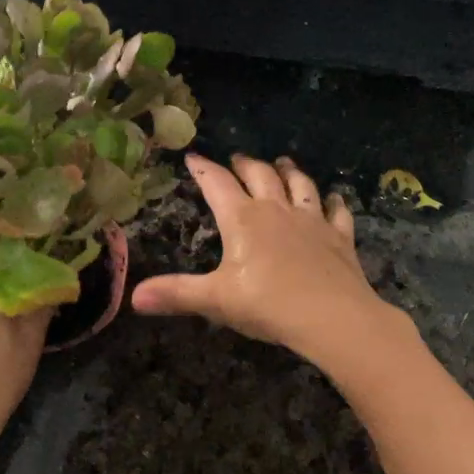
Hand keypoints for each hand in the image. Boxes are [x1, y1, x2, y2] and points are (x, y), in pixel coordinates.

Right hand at [131, 154, 410, 367]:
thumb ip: (177, 294)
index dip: (203, 169)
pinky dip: (334, 203)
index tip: (193, 157)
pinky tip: (335, 199)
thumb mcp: (216, 300)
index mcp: (243, 219)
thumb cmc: (269, 305)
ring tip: (283, 162)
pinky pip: (337, 212)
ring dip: (289, 171)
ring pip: (300, 185)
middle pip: (259, 175)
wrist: (333, 317)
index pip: (217, 183)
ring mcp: (311, 221)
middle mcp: (276, 210)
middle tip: (237, 158)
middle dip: (245, 164)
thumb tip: (135, 297)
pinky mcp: (339, 237)